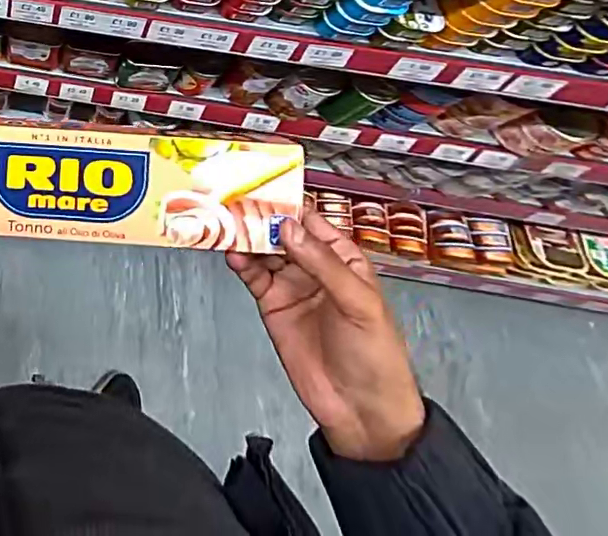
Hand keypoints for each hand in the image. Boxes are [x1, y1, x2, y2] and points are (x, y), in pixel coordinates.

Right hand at [226, 210, 425, 461]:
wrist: (361, 413)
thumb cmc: (379, 359)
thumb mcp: (359, 304)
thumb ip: (322, 263)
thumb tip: (290, 228)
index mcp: (342, 259)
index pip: (310, 221)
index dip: (287, 206)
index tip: (264, 194)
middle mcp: (314, 267)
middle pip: (280, 231)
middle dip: (259, 218)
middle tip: (236, 207)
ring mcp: (291, 284)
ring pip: (262, 249)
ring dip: (245, 238)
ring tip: (228, 227)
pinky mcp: (272, 303)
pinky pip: (252, 274)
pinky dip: (240, 262)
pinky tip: (233, 255)